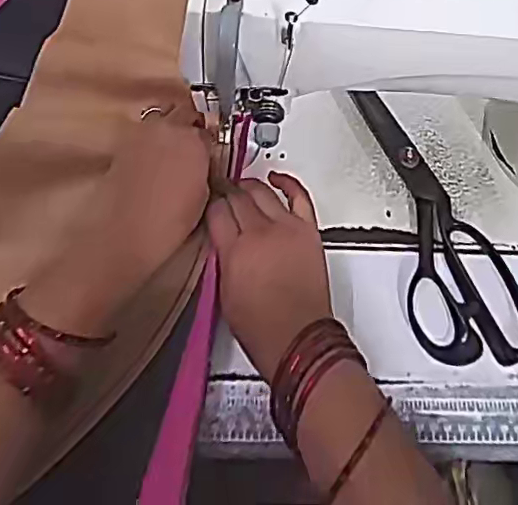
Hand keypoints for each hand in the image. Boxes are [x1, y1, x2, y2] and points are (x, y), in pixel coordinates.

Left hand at [29, 100, 212, 333]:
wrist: (121, 235)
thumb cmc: (168, 222)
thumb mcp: (202, 195)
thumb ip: (204, 168)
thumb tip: (202, 163)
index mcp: (193, 139)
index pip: (209, 131)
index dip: (210, 145)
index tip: (210, 157)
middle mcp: (167, 127)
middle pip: (185, 115)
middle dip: (191, 128)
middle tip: (194, 152)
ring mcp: (142, 133)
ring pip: (163, 121)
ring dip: (170, 132)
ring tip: (173, 158)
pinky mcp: (123, 145)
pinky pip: (145, 135)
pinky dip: (151, 143)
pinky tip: (153, 167)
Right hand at [206, 173, 332, 380]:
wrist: (299, 340)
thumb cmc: (263, 328)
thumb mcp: (224, 294)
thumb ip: (221, 258)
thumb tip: (220, 239)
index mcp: (235, 251)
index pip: (217, 211)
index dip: (211, 205)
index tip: (210, 203)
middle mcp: (260, 234)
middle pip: (238, 197)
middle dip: (226, 191)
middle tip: (222, 190)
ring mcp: (286, 228)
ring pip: (263, 191)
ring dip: (250, 185)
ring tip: (243, 185)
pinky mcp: (307, 230)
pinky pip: (298, 196)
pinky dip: (287, 183)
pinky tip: (277, 178)